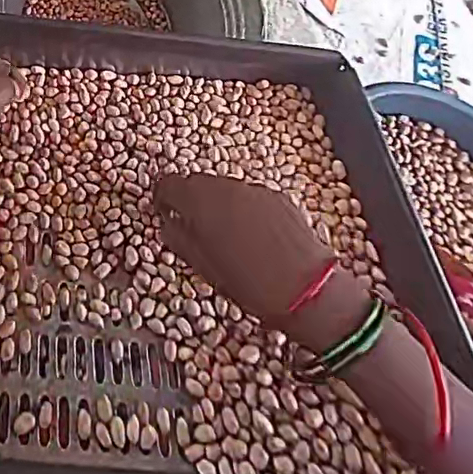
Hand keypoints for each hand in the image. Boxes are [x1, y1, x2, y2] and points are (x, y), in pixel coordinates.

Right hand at [155, 174, 369, 347]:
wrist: (310, 291)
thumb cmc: (249, 284)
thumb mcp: (202, 266)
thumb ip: (177, 237)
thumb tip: (168, 222)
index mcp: (199, 201)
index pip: (168, 183)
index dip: (162, 198)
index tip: (164, 213)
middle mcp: (224, 186)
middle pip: (195, 182)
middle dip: (190, 200)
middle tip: (193, 227)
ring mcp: (252, 189)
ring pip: (223, 188)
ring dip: (217, 203)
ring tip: (225, 234)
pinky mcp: (277, 196)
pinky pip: (248, 196)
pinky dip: (243, 208)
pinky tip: (253, 234)